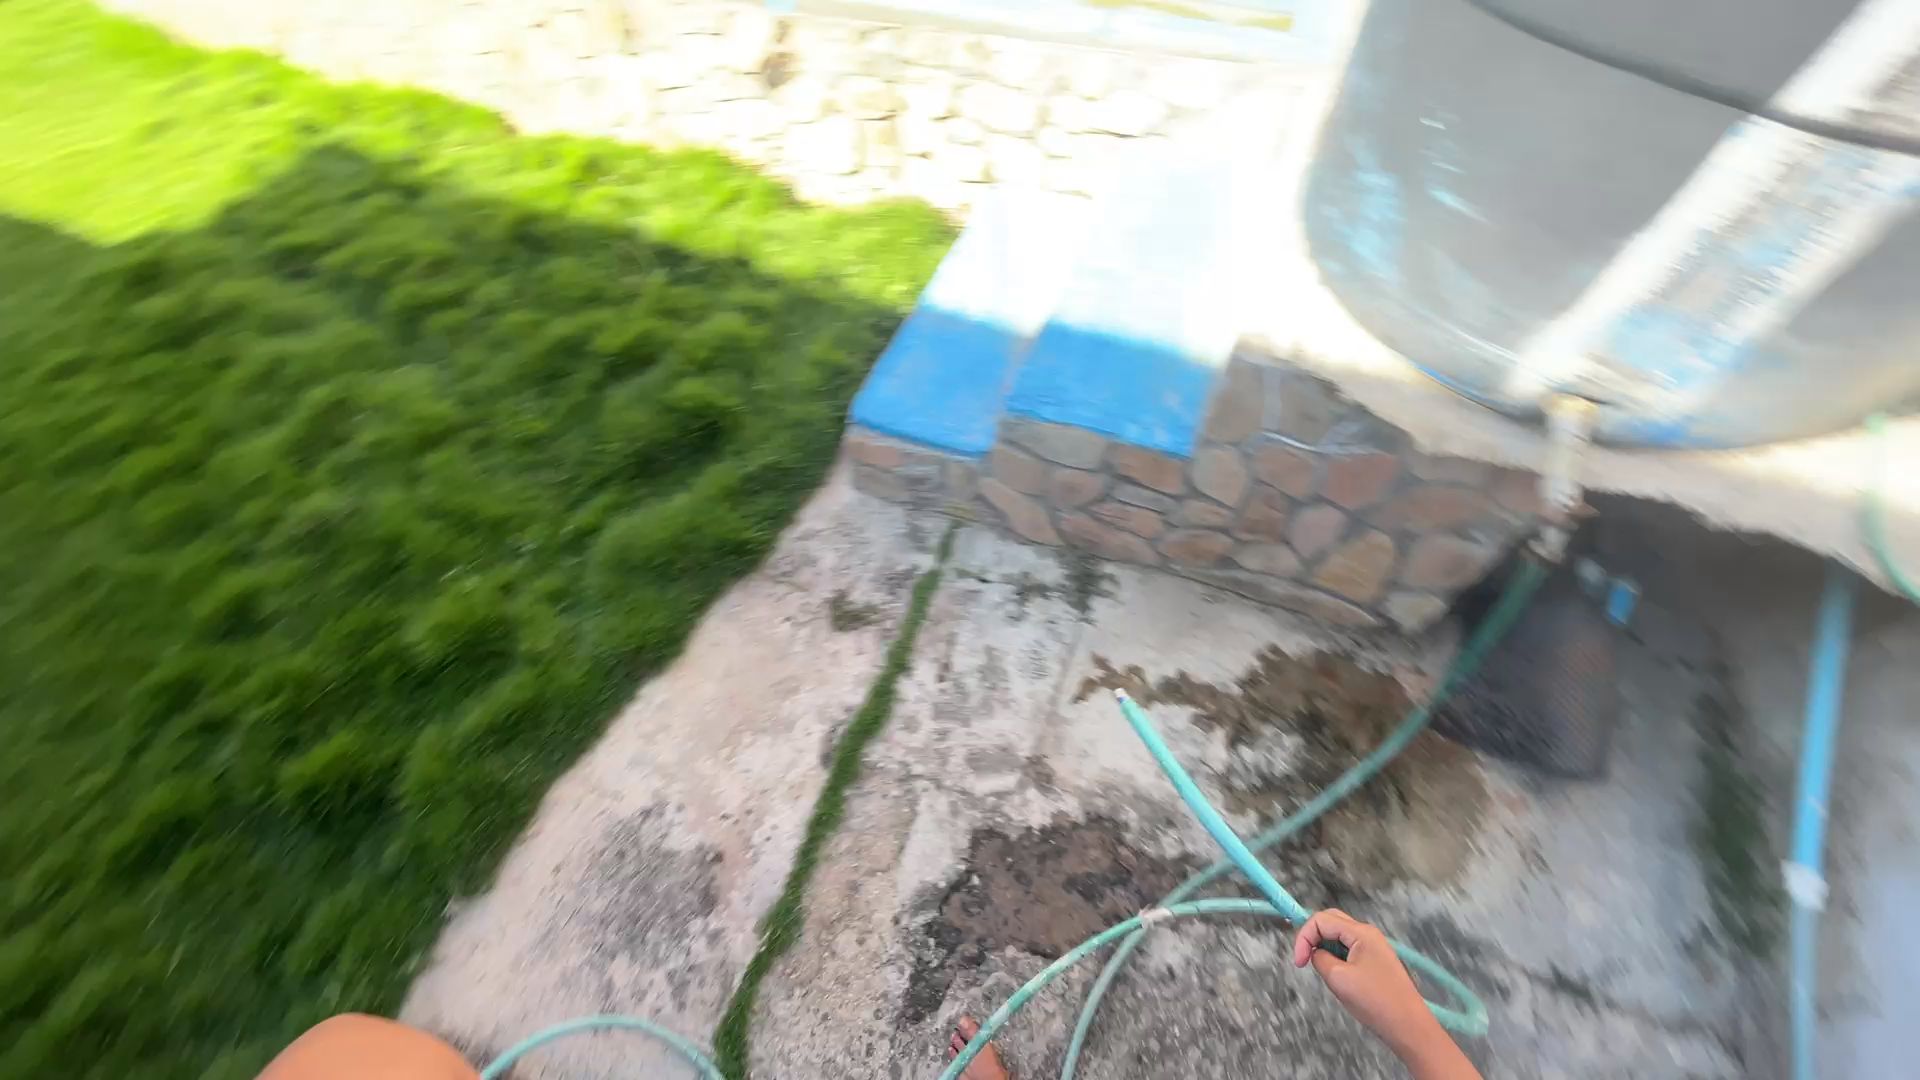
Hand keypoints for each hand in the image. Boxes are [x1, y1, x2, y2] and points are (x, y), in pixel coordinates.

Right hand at [1292, 909, 1434, 1049]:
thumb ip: (1319, 958)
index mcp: (1360, 932)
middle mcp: (1368, 933)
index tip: (1299, 963)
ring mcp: (1375, 947)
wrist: (1412, 1030)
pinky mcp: (1378, 962)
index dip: (1304, 937)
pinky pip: (1350, 949)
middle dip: (1313, 937)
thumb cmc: (1375, 1002)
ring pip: (1339, 936)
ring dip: (1325, 947)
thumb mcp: (1338, 978)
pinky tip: (1340, 976)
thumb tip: (1316, 953)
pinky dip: (1337, 957)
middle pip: (1331, 921)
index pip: (1320, 920)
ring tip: (1324, 970)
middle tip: (1305, 958)